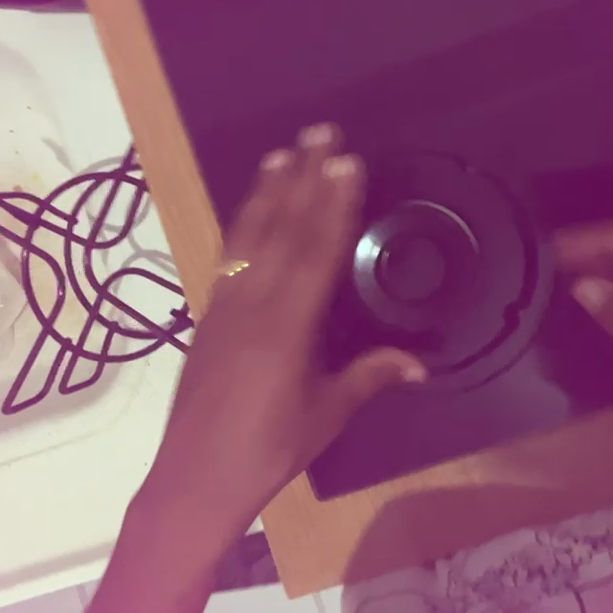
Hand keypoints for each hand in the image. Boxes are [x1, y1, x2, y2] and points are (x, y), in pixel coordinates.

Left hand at [144, 125, 424, 536]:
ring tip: (282, 152)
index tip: (346, 162)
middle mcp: (253, 303)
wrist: (191, 480)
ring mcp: (225, 305)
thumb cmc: (265, 452)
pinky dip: (243, 224)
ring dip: (268, 190)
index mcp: (286, 325)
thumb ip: (370, 379)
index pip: (316, 250)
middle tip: (319, 132)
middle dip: (303, 177)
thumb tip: (421, 363)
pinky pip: (230, 256)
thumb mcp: (325, 416)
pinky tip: (250, 209)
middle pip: (283, 228)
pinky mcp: (209, 315)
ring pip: (250, 235)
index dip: (334, 203)